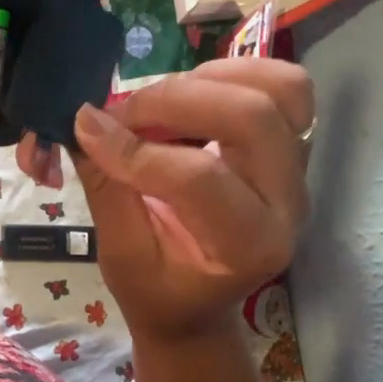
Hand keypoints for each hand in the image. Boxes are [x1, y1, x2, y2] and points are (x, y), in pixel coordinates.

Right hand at [67, 60, 314, 340]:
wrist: (194, 306)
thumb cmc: (155, 289)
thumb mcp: (120, 252)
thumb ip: (107, 185)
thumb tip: (85, 120)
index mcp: (248, 247)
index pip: (199, 177)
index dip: (137, 149)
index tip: (89, 133)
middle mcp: (287, 204)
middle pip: (253, 117)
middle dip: (176, 101)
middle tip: (125, 114)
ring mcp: (297, 171)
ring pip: (283, 89)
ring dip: (213, 79)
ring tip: (163, 101)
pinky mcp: (291, 146)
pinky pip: (283, 87)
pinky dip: (234, 76)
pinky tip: (189, 97)